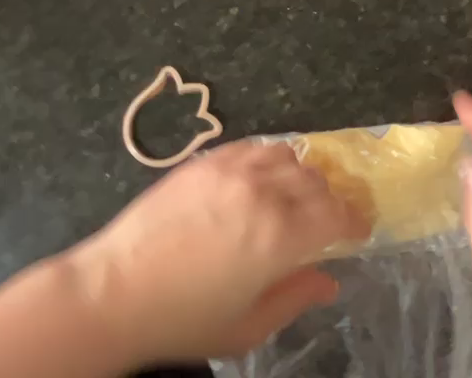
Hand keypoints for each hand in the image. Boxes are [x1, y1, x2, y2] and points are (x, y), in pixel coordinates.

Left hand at [62, 139, 370, 365]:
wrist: (114, 292)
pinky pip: (254, 146)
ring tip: (294, 194)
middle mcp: (264, 193)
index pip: (337, 214)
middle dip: (330, 199)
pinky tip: (262, 176)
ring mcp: (233, 170)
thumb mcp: (247, 326)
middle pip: (317, 181)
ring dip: (301, 174)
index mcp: (280, 237)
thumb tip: (329, 279)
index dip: (354, 220)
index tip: (358, 229)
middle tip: (327, 217)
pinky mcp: (206, 159)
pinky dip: (269, 157)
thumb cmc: (183, 320)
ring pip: (288, 156)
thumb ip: (295, 297)